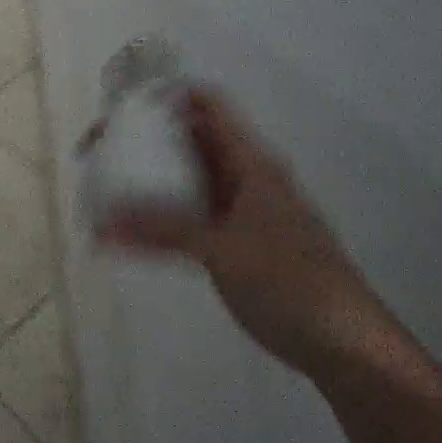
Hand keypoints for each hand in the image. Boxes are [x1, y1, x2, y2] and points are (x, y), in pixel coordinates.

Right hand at [95, 89, 403, 380]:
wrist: (345, 347)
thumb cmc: (294, 283)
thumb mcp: (224, 249)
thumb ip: (162, 232)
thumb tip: (99, 226)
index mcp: (250, 162)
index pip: (204, 105)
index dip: (163, 96)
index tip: (116, 111)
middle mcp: (241, 177)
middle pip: (184, 140)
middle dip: (140, 141)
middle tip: (95, 153)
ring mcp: (235, 212)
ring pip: (181, 181)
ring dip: (142, 182)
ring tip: (98, 190)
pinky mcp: (229, 245)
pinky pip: (182, 219)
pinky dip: (152, 220)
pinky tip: (120, 233)